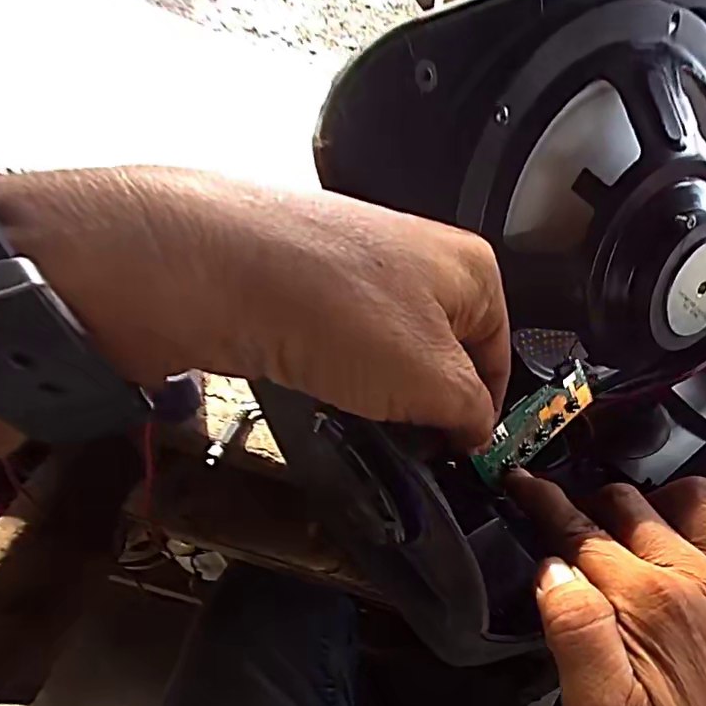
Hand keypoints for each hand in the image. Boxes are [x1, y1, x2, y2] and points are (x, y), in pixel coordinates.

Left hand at [0, 168, 511, 448]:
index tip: (459, 451)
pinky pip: (352, 336)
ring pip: (400, 348)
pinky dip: (347, 366)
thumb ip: (474, 415)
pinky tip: (326, 379)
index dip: (482, 413)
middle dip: (434, 400)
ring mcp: (367, 258)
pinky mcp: (316, 272)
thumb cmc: (339, 316)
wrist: (206, 267)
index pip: (500, 360)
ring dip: (388, 388)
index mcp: (473, 270)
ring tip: (361, 406)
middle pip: (451, 353)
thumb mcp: (436, 384)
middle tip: (411, 435)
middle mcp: (426, 253)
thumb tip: (475, 431)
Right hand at [507, 468, 705, 705]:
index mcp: (645, 601)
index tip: (518, 478)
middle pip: (632, 507)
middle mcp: (689, 577)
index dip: (545, 504)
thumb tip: (554, 568)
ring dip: (656, 491)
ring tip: (624, 507)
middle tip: (559, 511)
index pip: (583, 534)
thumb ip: (576, 634)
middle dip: (590, 499)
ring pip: (693, 501)